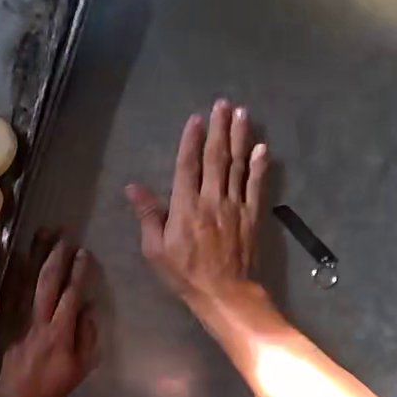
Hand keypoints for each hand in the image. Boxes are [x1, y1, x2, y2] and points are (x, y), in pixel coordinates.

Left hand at [0, 236, 99, 396]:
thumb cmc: (53, 388)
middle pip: (47, 283)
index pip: (70, 296)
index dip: (78, 273)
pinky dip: (22, 273)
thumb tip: (88, 309)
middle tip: (64, 237)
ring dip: (37, 258)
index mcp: (59, 334)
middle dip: (56, 258)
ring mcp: (21, 321)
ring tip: (43, 236)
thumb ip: (86, 337)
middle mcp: (39, 323)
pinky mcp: (9, 323)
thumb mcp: (80, 368)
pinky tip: (26, 258)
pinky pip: (18, 293)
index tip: (84, 254)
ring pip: (29, 283)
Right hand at [125, 99, 269, 319]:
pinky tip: (262, 148)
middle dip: (219, 128)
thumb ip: (149, 215)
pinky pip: (256, 185)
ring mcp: (235, 206)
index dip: (191, 140)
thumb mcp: (156, 250)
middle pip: (216, 157)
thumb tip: (133, 188)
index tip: (196, 119)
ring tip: (241, 114)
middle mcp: (212, 199)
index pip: (187, 166)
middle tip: (223, 104)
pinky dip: (259, 165)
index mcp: (186, 206)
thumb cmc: (185, 274)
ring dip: (240, 137)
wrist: (226, 293)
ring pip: (237, 165)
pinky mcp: (252, 216)